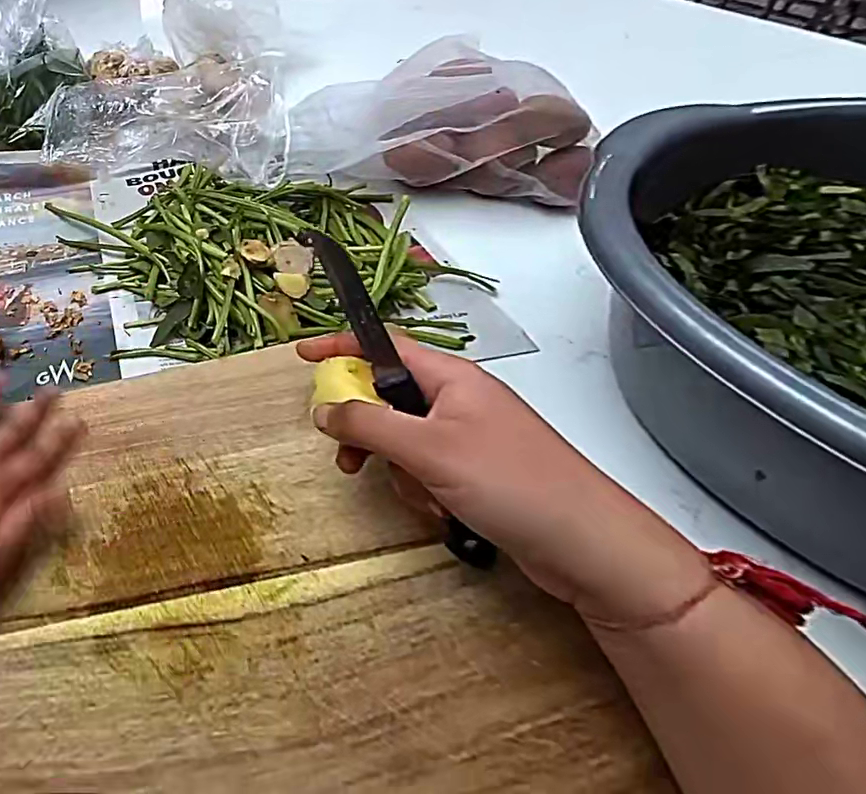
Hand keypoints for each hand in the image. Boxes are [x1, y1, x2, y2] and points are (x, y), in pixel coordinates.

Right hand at [297, 333, 713, 628]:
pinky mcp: (472, 471)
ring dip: (389, 463)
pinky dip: (414, 484)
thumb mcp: (426, 450)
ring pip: (397, 435)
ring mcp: (466, 437)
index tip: (302, 355)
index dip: (339, 346)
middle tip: (344, 449)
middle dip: (360, 424)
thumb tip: (322, 411)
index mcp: (451, 378)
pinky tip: (434, 507)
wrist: (599, 555)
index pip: (382, 346)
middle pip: (383, 394)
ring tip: (406, 489)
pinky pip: (419, 465)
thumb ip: (365, 423)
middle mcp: (457, 401)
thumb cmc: (518, 487)